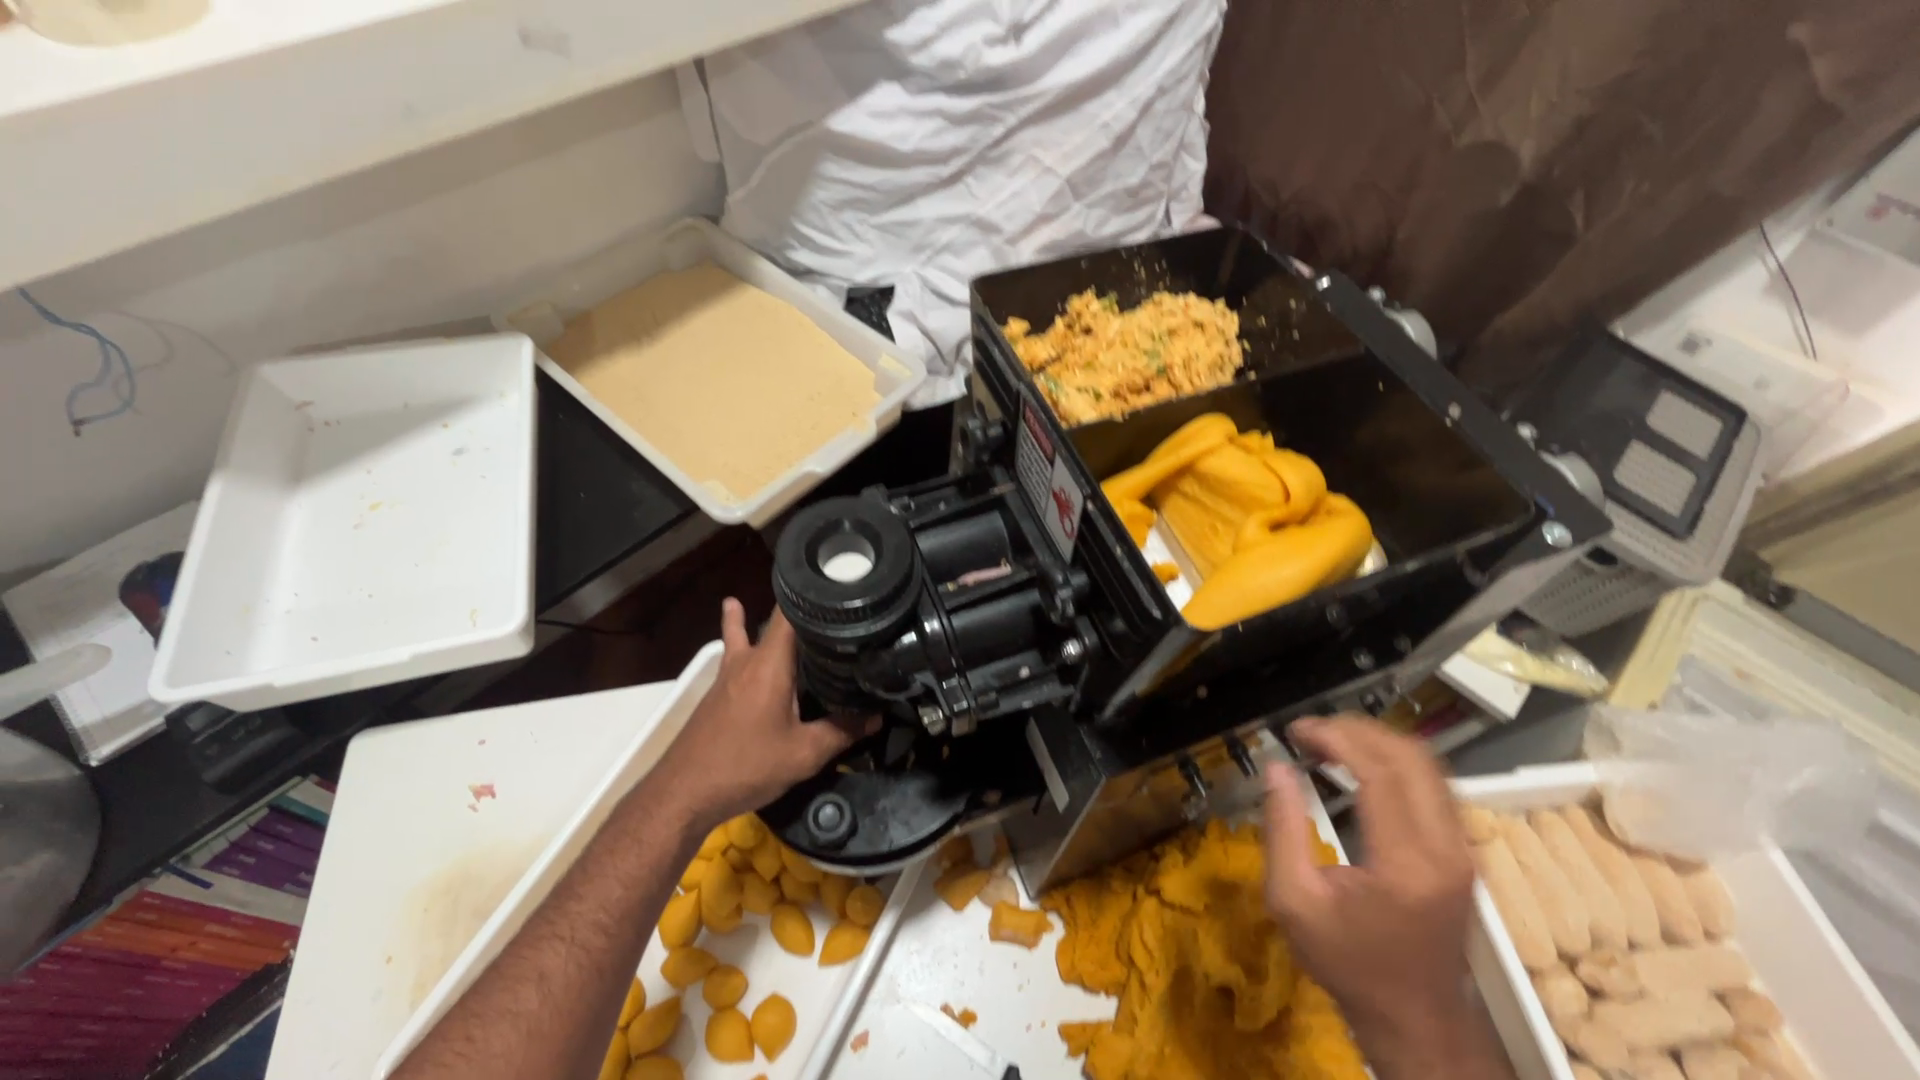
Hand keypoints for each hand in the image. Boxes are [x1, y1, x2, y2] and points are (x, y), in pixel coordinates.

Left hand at [654, 598, 873, 829]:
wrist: (684, 792)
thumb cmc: (746, 765)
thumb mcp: (804, 754)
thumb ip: (842, 732)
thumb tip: (876, 717)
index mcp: (769, 664)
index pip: (788, 614)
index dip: (810, 597)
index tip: (836, 589)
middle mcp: (746, 662)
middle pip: (767, 625)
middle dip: (792, 614)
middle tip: (821, 606)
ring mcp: (726, 678)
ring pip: (739, 640)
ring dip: (744, 623)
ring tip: (736, 602)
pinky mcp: (717, 697)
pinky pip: (735, 662)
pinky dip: (741, 652)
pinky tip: (750, 664)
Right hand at [1263, 715, 1476, 1048]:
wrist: (1414, 1016)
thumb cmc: (1347, 963)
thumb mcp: (1293, 901)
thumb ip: (1282, 828)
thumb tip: (1276, 768)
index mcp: (1405, 863)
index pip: (1379, 772)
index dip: (1336, 738)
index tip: (1296, 730)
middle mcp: (1446, 848)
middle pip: (1411, 758)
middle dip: (1357, 731)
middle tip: (1310, 731)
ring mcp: (1463, 849)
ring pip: (1430, 766)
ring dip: (1379, 742)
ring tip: (1330, 741)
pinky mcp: (1464, 851)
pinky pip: (1436, 786)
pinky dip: (1397, 762)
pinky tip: (1362, 764)